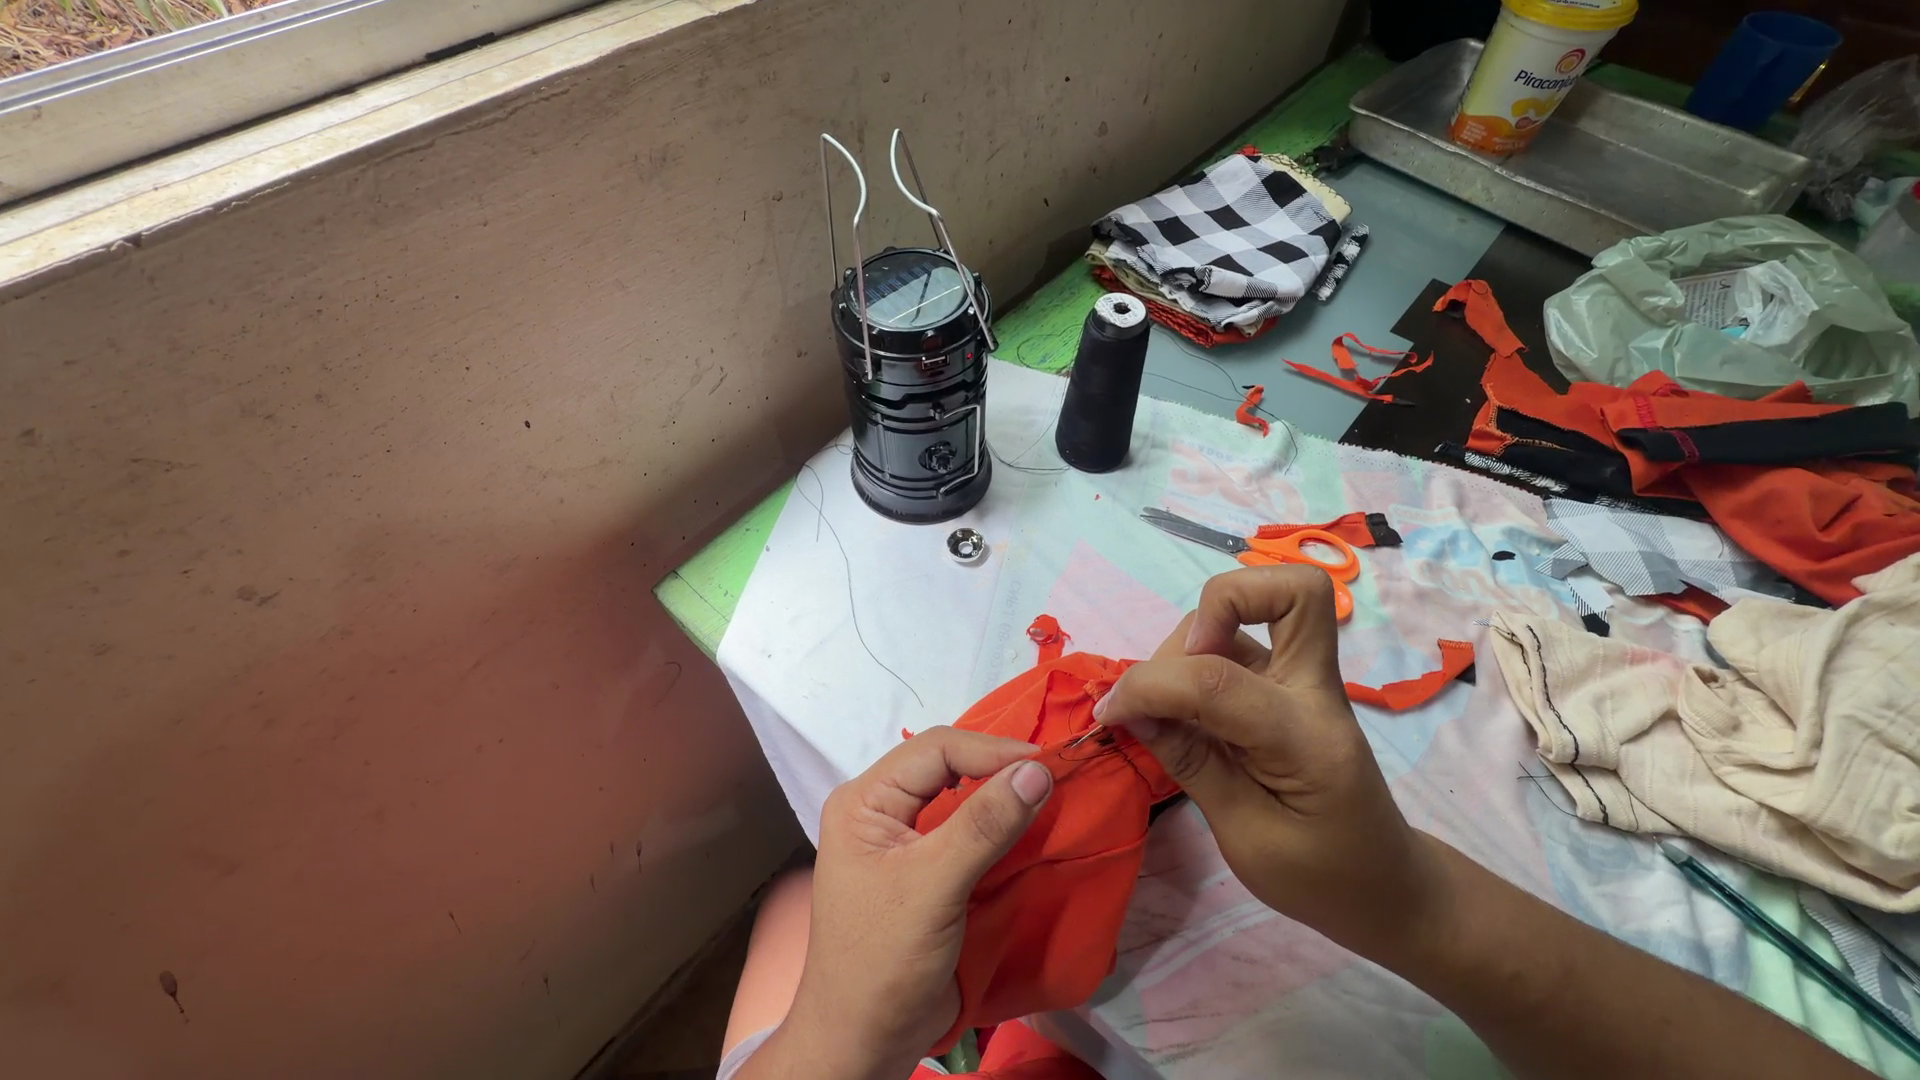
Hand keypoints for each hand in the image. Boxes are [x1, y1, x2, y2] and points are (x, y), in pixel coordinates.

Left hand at [782, 727, 1052, 1078]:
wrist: (862, 1043)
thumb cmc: (884, 960)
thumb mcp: (934, 887)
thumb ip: (984, 826)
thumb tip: (1037, 771)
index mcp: (865, 800)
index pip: (934, 749)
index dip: (991, 750)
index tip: (1045, 764)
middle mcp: (879, 808)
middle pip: (944, 764)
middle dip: (996, 765)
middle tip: (1049, 774)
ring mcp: (899, 838)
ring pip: (956, 793)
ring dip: (998, 791)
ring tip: (1044, 791)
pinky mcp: (921, 866)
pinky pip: (963, 827)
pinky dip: (996, 821)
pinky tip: (1025, 822)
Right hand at [1093, 565, 1445, 956]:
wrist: (1387, 889)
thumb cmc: (1321, 879)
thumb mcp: (1245, 839)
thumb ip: (1191, 764)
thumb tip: (1134, 711)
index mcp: (1308, 739)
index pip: (1218, 681)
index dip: (1148, 686)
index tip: (1111, 714)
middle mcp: (1314, 690)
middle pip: (1291, 589)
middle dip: (1216, 604)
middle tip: (1172, 678)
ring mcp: (1305, 681)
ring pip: (1252, 608)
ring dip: (1194, 637)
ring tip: (1167, 704)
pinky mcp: (1288, 684)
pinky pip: (1240, 639)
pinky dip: (1198, 654)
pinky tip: (1181, 705)